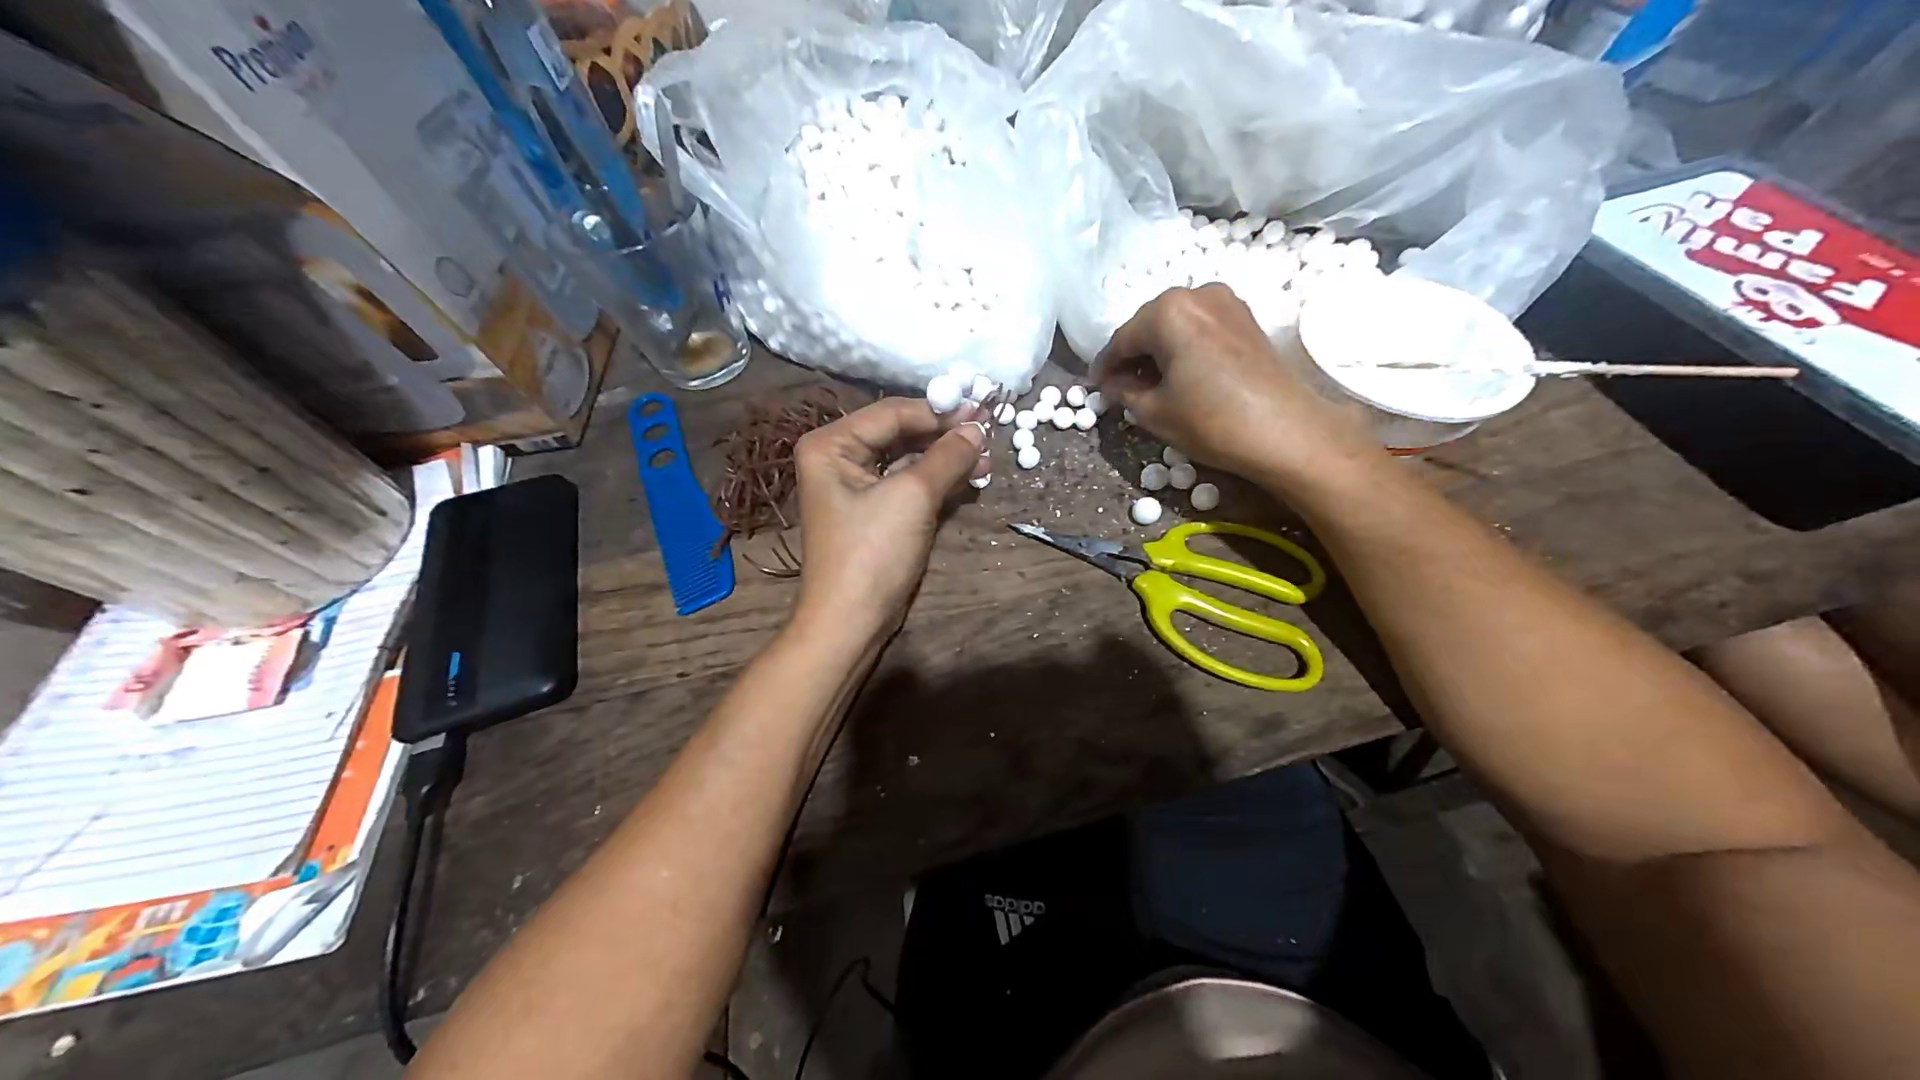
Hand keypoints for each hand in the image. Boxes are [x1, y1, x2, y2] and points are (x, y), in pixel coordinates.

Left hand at [791, 397, 988, 643]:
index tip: (981, 410)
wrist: (851, 622)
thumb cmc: (873, 552)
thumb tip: (978, 429)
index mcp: (830, 445)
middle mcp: (837, 459)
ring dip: (946, 459)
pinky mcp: (874, 513)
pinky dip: (938, 482)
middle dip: (944, 436)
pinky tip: (970, 479)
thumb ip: (947, 456)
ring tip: (987, 460)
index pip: (891, 413)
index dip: (937, 411)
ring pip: (908, 461)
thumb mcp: (913, 496)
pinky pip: (909, 485)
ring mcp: (855, 488)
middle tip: (989, 433)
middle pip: (899, 434)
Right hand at [1093, 285, 1375, 487]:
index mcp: (1167, 311)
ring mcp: (1226, 302)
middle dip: (1132, 355)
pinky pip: (1199, 327)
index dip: (1104, 367)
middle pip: (1148, 325)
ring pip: (1175, 324)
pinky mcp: (1246, 318)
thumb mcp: (1153, 412)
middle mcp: (1196, 294)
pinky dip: (1183, 347)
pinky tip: (1180, 375)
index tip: (1095, 388)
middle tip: (1121, 387)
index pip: (1121, 339)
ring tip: (1151, 385)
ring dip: (1158, 350)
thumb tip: (1112, 383)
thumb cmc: (1211, 421)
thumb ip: (1123, 391)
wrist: (1286, 432)